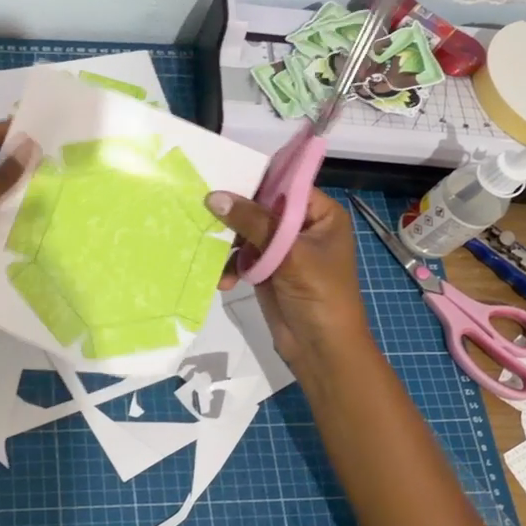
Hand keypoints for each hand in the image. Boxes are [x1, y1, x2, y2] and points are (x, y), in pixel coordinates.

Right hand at [207, 188, 372, 364]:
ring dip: (228, 244)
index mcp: (321, 214)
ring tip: (210, 252)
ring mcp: (282, 249)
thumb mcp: (288, 254)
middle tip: (203, 212)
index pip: (284, 185)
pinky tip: (224, 281)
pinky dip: (230, 266)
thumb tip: (214, 196)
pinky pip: (241, 257)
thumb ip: (252, 222)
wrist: (322, 348)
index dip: (254, 181)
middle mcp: (302, 227)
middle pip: (260, 208)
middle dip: (234, 215)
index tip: (219, 177)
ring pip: (246, 233)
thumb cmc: (319, 294)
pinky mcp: (266, 270)